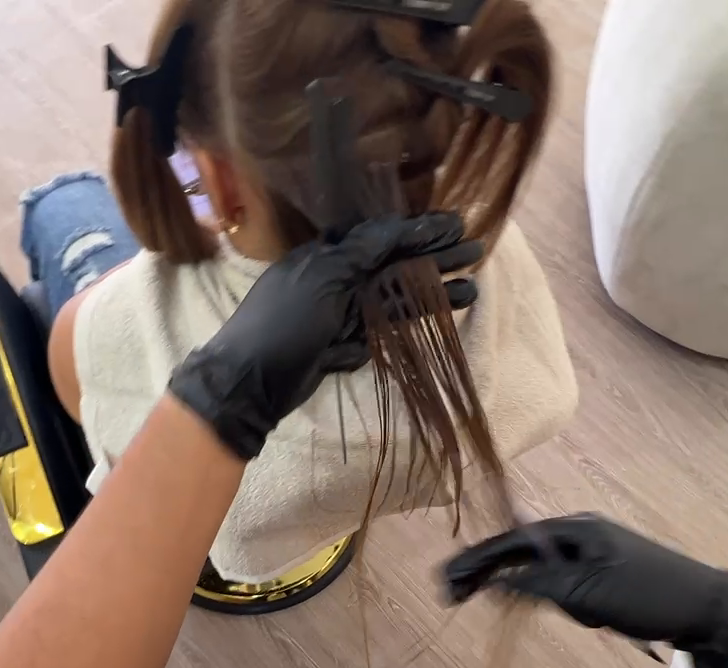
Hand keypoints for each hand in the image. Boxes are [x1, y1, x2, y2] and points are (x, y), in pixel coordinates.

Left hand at [167, 212, 482, 459]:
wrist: (252, 381)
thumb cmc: (284, 321)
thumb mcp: (323, 277)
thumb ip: (361, 252)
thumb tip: (396, 226)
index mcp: (330, 256)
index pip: (384, 238)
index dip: (421, 231)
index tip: (456, 225)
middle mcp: (339, 281)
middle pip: (395, 266)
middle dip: (435, 259)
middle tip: (476, 251)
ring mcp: (341, 315)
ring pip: (395, 300)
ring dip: (431, 294)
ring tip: (470, 289)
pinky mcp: (343, 345)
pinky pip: (382, 330)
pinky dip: (409, 324)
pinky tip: (435, 318)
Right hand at [443, 515, 727, 667]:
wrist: (707, 609)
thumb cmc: (645, 594)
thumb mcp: (584, 592)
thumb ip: (536, 584)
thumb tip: (496, 582)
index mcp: (574, 529)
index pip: (512, 542)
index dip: (476, 562)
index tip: (446, 580)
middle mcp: (579, 532)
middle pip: (520, 551)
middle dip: (485, 572)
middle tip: (451, 592)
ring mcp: (593, 550)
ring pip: (539, 567)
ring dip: (515, 585)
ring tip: (485, 599)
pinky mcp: (603, 570)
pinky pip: (561, 579)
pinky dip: (545, 592)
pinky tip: (537, 604)